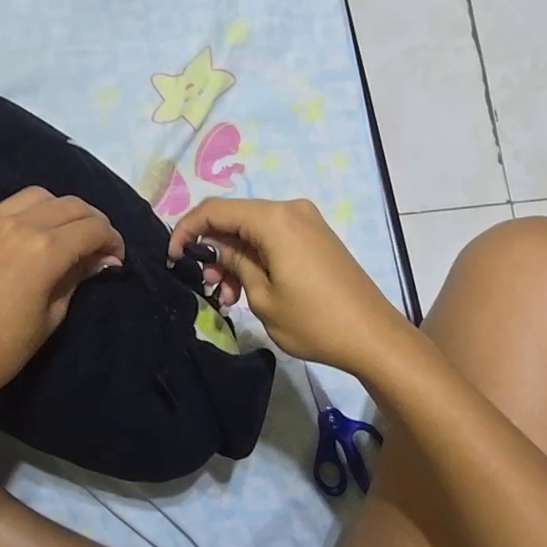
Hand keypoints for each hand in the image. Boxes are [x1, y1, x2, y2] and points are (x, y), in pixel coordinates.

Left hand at [0, 187, 123, 407]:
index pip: (92, 228)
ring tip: (58, 235)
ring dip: (56, 211)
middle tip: (95, 246)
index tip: (115, 257)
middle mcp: (15, 224)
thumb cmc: (2, 350)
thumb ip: (76, 278)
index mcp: (43, 250)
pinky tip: (16, 236)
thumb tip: (102, 259)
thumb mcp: (51, 316)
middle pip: (69, 204)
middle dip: (91, 222)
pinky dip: (16, 214)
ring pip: (34, 196)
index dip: (112, 240)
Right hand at [168, 198, 409, 373]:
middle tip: (208, 287)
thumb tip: (213, 250)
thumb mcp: (263, 297)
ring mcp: (307, 222)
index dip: (187, 230)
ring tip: (229, 297)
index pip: (215, 210)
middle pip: (235, 218)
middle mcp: (291, 210)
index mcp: (275, 219)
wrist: (372, 336)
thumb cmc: (314, 321)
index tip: (174, 258)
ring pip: (254, 231)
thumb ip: (234, 265)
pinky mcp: (317, 238)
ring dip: (234, 258)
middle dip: (213, 249)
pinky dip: (256, 258)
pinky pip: (275, 238)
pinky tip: (250, 289)